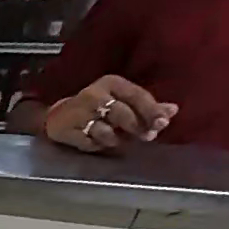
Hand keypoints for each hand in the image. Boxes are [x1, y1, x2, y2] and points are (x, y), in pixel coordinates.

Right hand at [41, 76, 177, 152]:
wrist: (55, 116)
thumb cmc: (95, 107)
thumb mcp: (121, 101)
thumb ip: (147, 106)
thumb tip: (173, 110)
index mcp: (110, 83)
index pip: (137, 96)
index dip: (152, 111)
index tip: (163, 123)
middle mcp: (92, 95)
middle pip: (123, 114)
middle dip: (137, 127)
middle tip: (147, 137)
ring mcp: (77, 113)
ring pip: (106, 131)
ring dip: (115, 139)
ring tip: (116, 140)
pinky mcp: (66, 130)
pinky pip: (90, 142)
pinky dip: (97, 145)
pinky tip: (96, 142)